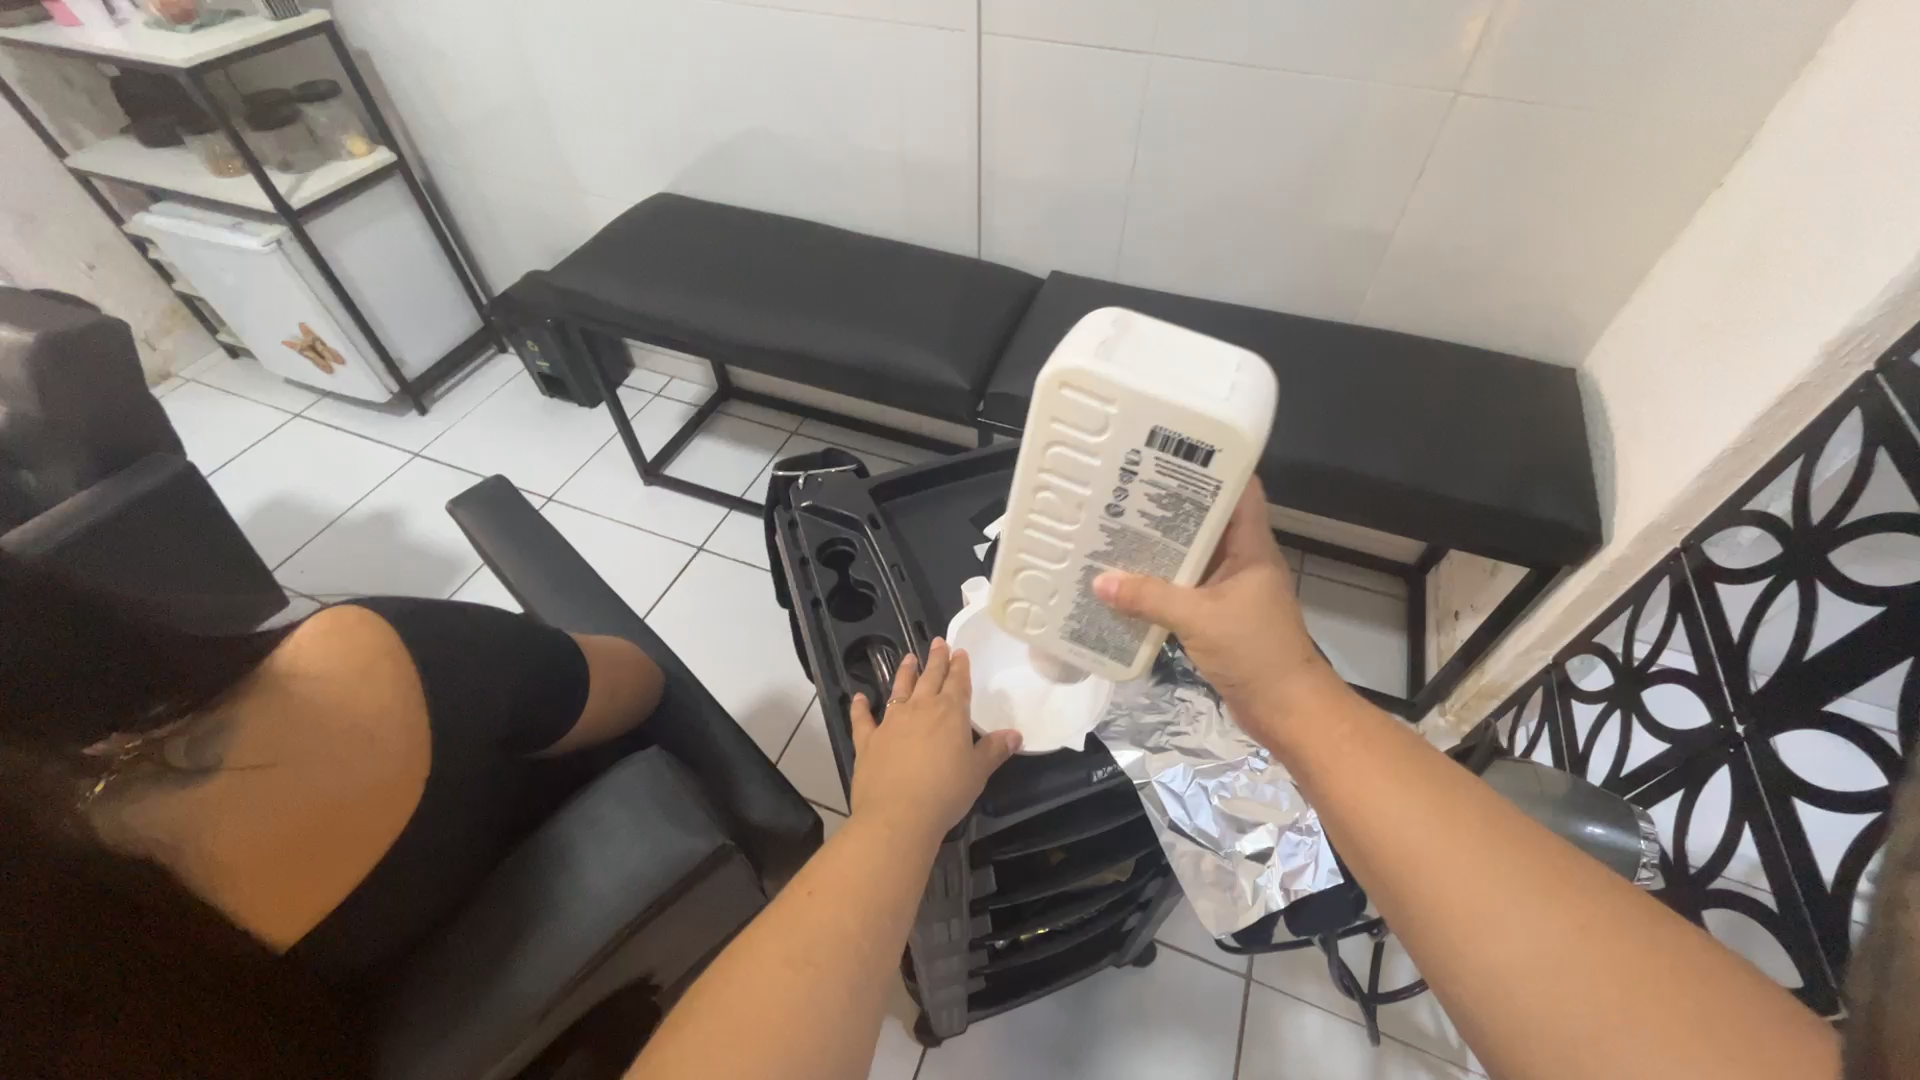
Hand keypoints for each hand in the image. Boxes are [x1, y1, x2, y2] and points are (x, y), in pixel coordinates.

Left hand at [848, 639, 1020, 845]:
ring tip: (908, 658)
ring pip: (899, 690)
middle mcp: (920, 709)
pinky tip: (858, 697)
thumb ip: (994, 750)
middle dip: (936, 660)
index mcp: (950, 713)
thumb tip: (1015, 734)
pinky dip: (860, 707)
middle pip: (930, 678)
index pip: (957, 683)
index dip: (959, 666)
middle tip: (938, 642)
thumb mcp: (977, 772)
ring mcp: (891, 723)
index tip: (959, 651)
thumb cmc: (946, 792)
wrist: (898, 814)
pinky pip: (863, 719)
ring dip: (905, 673)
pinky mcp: (868, 740)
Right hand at [1093, 479, 1344, 731]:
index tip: (1166, 456)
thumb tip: (1100, 581)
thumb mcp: (1199, 618)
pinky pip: (1182, 591)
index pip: (1238, 490)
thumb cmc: (1255, 652)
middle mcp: (1241, 561)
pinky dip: (1156, 586)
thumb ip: (1149, 598)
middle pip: (1204, 522)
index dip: (1208, 468)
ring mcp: (1228, 590)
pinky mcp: (1216, 617)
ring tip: (1113, 531)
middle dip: (1166, 508)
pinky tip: (1123, 583)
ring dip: (1157, 550)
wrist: (1286, 709)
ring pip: (1190, 559)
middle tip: (1122, 493)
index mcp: (1250, 547)